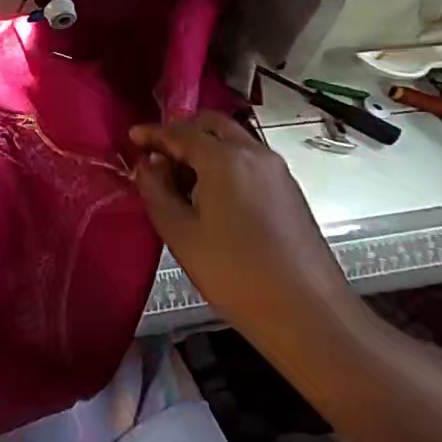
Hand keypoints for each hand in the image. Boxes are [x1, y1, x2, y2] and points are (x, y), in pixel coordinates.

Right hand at [131, 113, 353, 326]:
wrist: (309, 316)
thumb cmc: (235, 274)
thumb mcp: (179, 232)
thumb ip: (156, 189)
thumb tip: (148, 164)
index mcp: (224, 159)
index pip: (180, 131)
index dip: (152, 132)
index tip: (131, 137)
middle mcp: (254, 154)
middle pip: (212, 126)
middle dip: (182, 132)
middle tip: (158, 155)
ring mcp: (277, 171)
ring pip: (233, 141)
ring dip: (205, 147)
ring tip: (181, 179)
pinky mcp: (290, 191)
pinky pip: (249, 161)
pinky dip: (225, 163)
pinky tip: (211, 195)